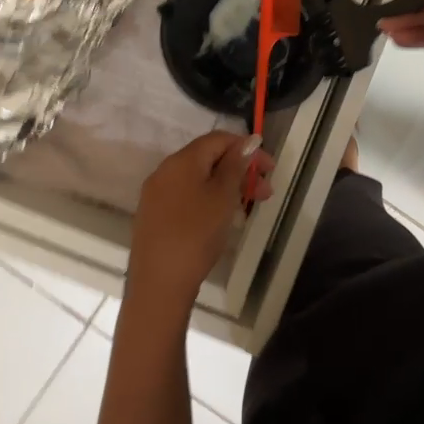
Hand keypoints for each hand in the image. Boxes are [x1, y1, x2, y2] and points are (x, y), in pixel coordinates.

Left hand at [128, 131, 273, 311]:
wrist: (159, 283)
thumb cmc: (196, 234)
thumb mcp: (223, 197)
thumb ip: (236, 165)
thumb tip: (248, 141)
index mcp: (182, 161)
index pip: (218, 139)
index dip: (246, 148)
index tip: (269, 169)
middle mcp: (165, 170)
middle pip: (208, 159)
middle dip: (239, 171)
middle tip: (266, 193)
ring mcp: (156, 194)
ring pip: (198, 179)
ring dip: (226, 187)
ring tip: (247, 209)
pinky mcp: (154, 216)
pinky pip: (186, 196)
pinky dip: (208, 200)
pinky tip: (221, 220)